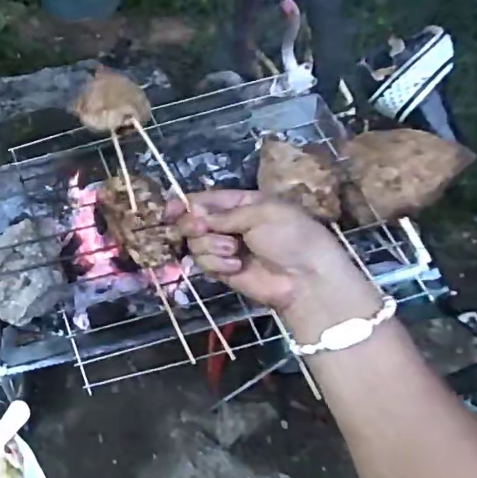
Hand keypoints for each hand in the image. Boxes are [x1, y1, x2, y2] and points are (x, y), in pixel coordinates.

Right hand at [167, 190, 382, 336]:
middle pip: (192, 221)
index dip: (184, 204)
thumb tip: (192, 215)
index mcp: (241, 203)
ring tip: (234, 252)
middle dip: (194, 226)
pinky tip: (235, 267)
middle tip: (203, 230)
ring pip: (195, 243)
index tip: (170, 210)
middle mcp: (229, 224)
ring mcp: (225, 248)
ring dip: (211, 247)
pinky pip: (203, 263)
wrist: (306, 278)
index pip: (204, 200)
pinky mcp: (222, 270)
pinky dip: (216, 264)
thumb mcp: (261, 213)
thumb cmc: (291, 236)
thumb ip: (223, 213)